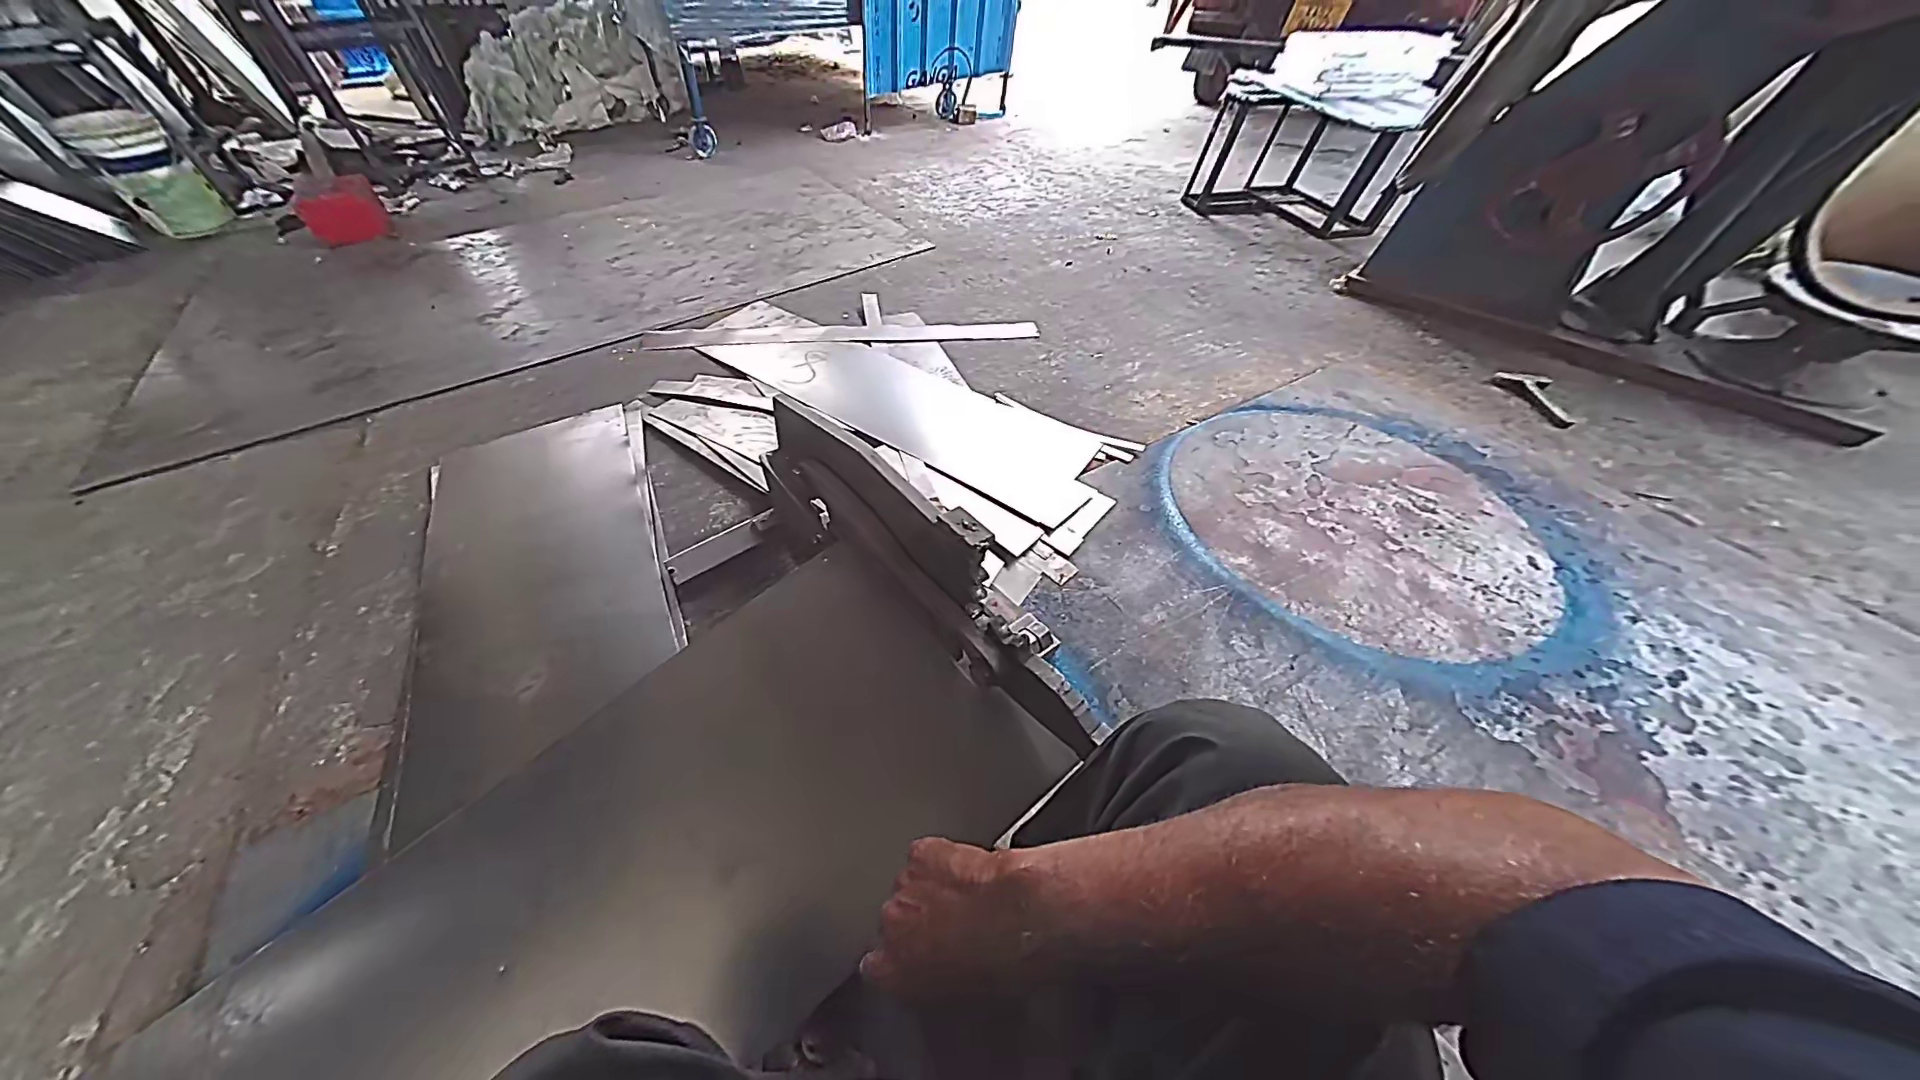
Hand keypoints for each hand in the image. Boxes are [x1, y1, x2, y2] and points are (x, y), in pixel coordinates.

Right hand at [859, 837, 1039, 998]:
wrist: (1020, 914)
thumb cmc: (1000, 961)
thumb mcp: (962, 999)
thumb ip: (932, 989)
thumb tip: (942, 985)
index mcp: (892, 969)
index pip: (877, 967)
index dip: (901, 958)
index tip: (919, 957)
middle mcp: (891, 924)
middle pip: (894, 919)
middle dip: (917, 921)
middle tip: (951, 924)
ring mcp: (904, 883)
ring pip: (909, 884)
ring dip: (928, 889)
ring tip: (963, 895)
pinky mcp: (922, 851)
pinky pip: (924, 855)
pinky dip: (941, 859)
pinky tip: (964, 869)